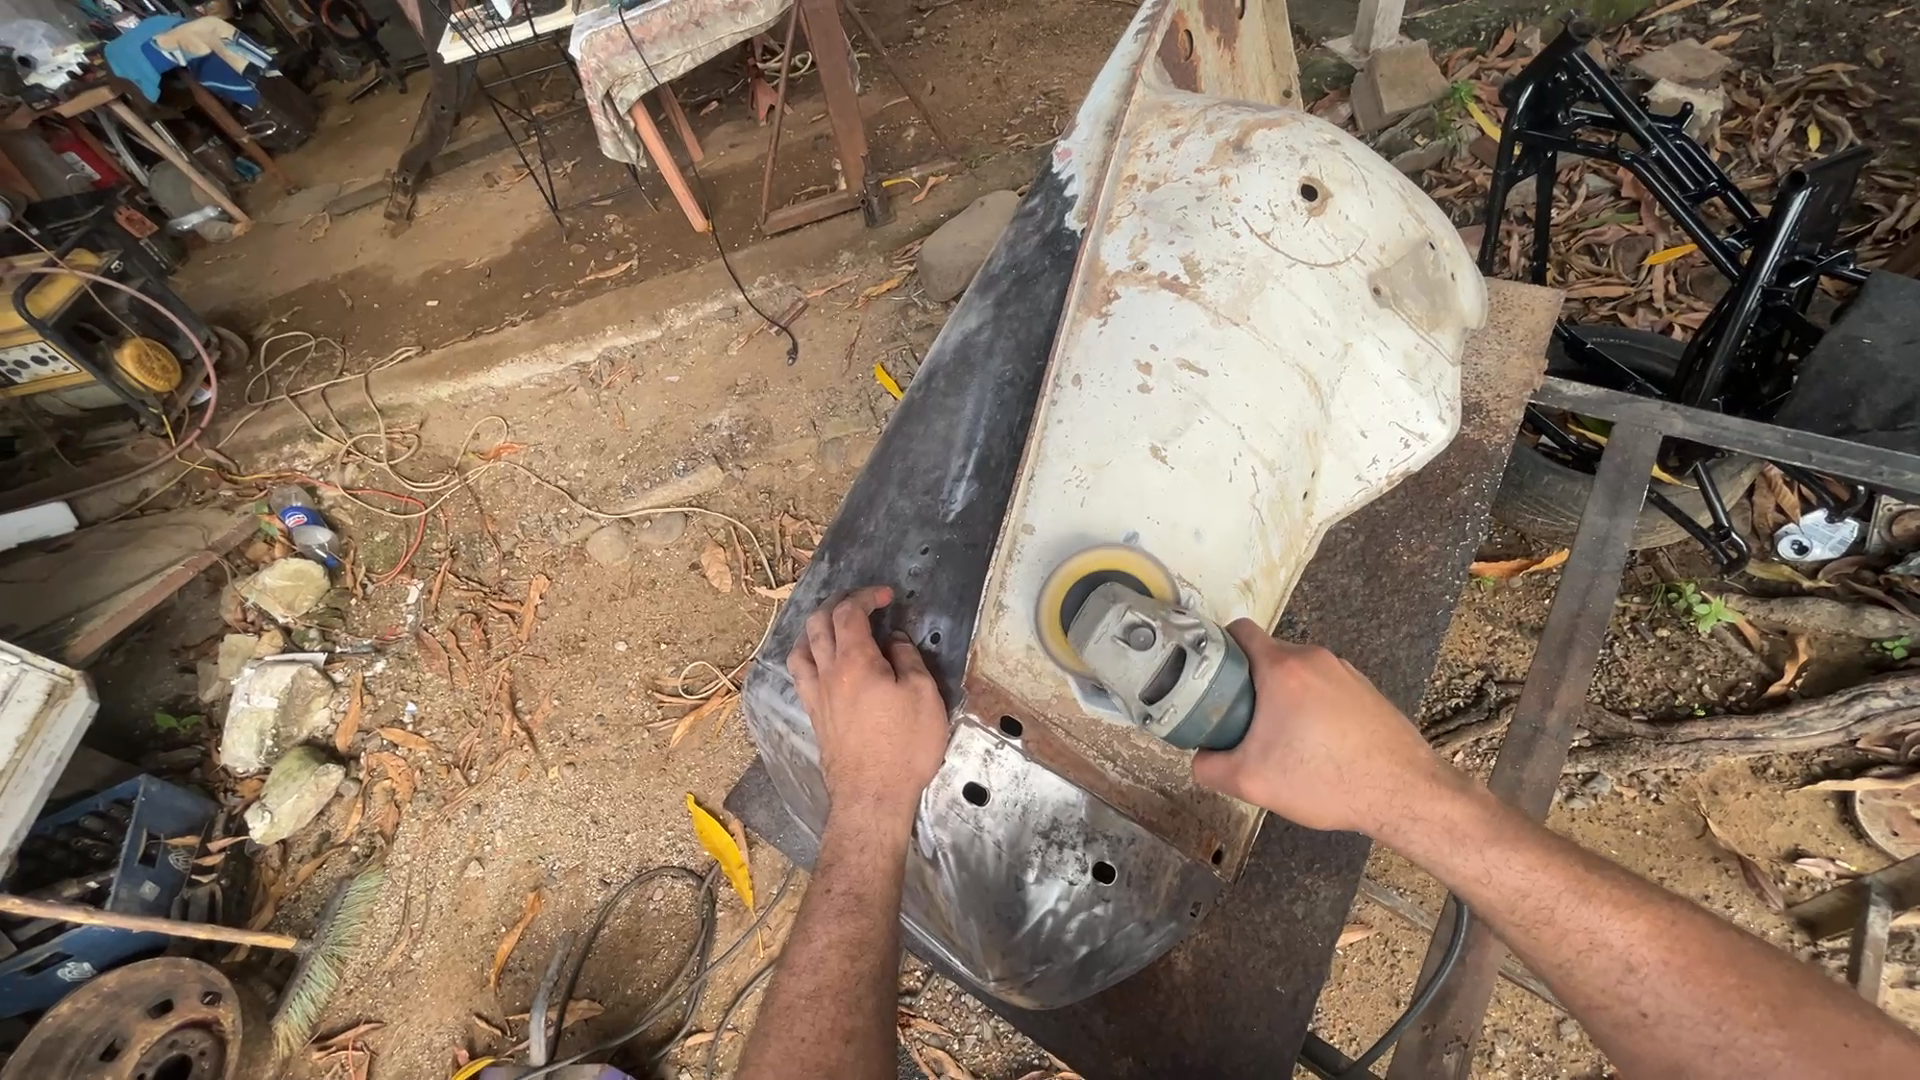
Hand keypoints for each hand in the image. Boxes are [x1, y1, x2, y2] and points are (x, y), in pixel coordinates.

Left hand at [787, 586, 949, 832]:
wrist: (871, 797)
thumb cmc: (904, 745)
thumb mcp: (923, 695)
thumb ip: (908, 659)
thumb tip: (894, 640)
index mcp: (854, 660)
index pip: (850, 612)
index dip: (866, 596)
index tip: (887, 595)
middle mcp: (827, 672)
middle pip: (819, 623)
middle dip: (839, 603)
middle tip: (863, 602)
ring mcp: (815, 695)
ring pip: (801, 647)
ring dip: (816, 628)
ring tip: (834, 626)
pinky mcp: (814, 716)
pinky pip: (801, 674)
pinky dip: (809, 656)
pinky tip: (820, 663)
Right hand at [1190, 621, 1457, 835]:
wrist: (1408, 795)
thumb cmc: (1325, 779)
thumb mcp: (1250, 782)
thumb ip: (1209, 767)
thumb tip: (1199, 758)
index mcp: (1282, 667)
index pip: (1240, 630)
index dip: (1219, 647)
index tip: (1210, 676)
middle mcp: (1314, 658)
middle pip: (1268, 654)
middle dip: (1250, 681)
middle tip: (1241, 718)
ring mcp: (1346, 672)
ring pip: (1298, 672)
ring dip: (1283, 694)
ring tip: (1281, 735)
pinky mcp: (1368, 691)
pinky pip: (1326, 688)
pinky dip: (1313, 706)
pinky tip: (1318, 743)